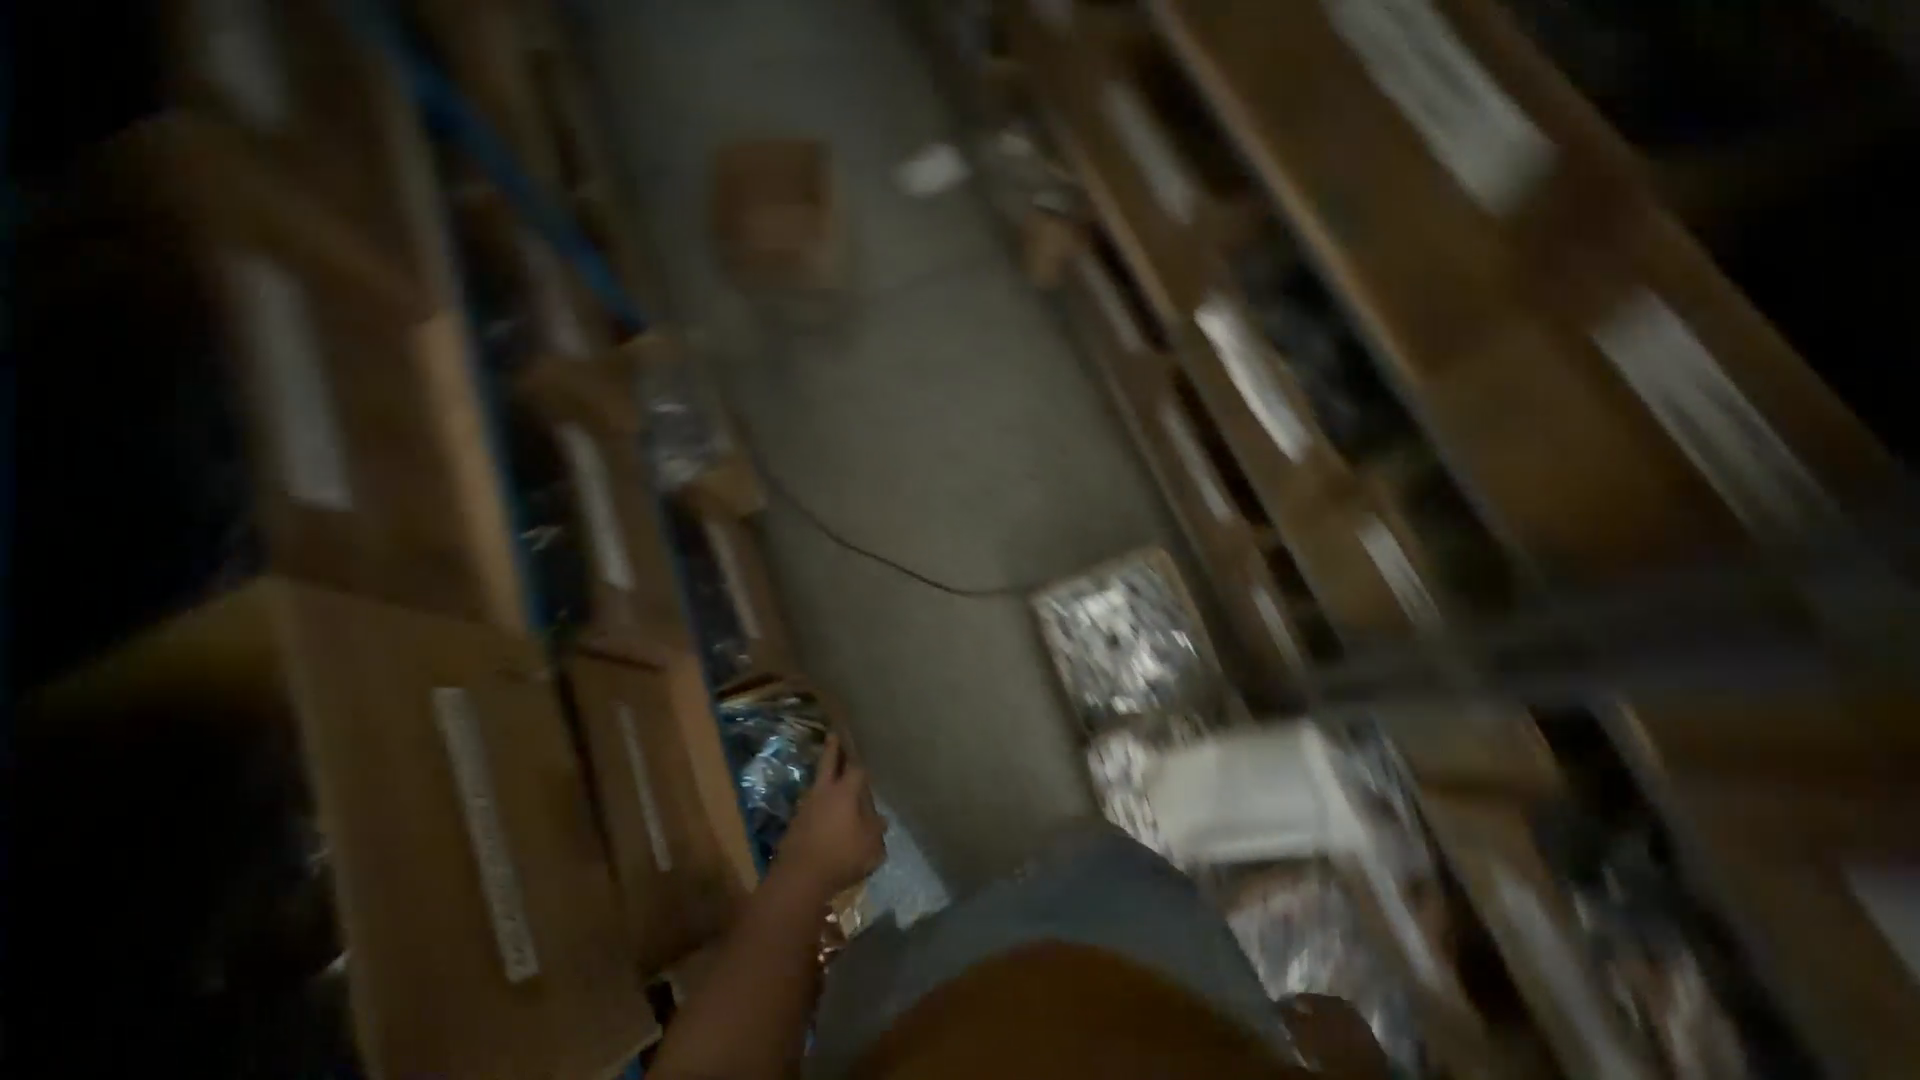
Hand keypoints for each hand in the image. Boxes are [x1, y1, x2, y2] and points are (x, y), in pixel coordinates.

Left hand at [774, 734, 885, 901]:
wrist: (799, 877)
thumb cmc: (841, 856)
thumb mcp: (871, 847)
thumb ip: (876, 830)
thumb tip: (880, 819)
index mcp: (844, 793)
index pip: (856, 769)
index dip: (860, 758)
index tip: (861, 745)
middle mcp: (823, 793)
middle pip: (828, 763)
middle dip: (833, 748)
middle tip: (834, 733)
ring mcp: (805, 806)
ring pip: (817, 784)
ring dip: (824, 777)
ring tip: (831, 775)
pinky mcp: (795, 823)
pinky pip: (810, 805)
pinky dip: (818, 802)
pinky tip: (824, 812)